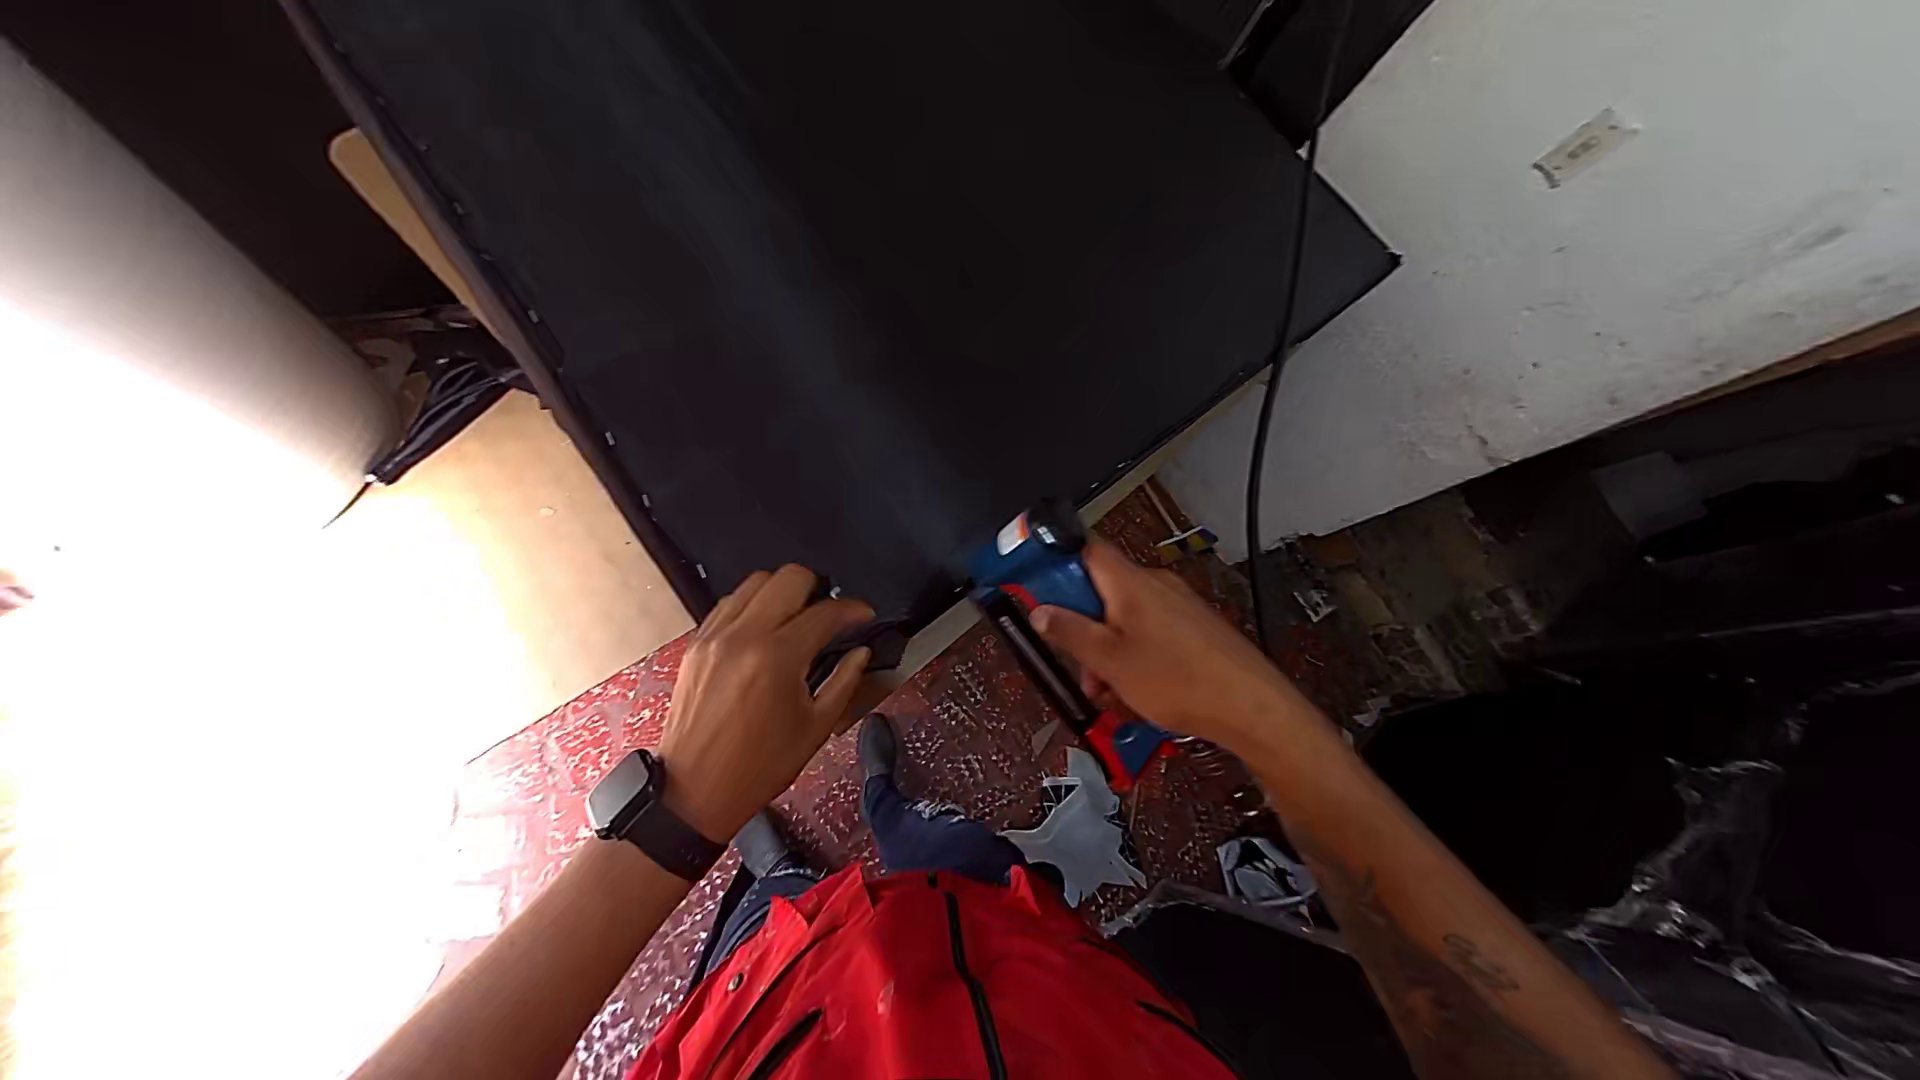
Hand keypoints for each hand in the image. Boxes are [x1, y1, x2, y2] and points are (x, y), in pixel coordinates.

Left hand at [655, 565, 873, 841]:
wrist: (694, 792)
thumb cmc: (760, 766)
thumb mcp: (816, 727)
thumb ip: (845, 680)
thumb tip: (860, 651)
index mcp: (778, 657)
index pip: (825, 612)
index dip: (853, 609)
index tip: (864, 616)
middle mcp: (744, 635)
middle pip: (789, 577)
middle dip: (818, 587)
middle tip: (828, 612)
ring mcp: (715, 636)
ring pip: (756, 581)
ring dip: (782, 592)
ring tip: (795, 617)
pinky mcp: (697, 643)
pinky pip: (729, 603)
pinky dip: (752, 606)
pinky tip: (763, 629)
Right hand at [1029, 540, 1328, 753]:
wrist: (1251, 708)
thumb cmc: (1178, 680)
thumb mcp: (1108, 660)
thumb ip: (1069, 632)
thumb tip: (1040, 611)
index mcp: (1130, 582)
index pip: (1085, 549)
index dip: (1057, 562)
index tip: (1038, 588)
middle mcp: (1155, 585)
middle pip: (1101, 592)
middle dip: (1082, 629)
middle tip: (1079, 665)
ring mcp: (1177, 607)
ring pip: (1124, 619)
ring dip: (1106, 652)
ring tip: (1110, 694)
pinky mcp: (1193, 630)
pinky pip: (1148, 634)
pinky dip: (1133, 658)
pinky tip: (1136, 696)